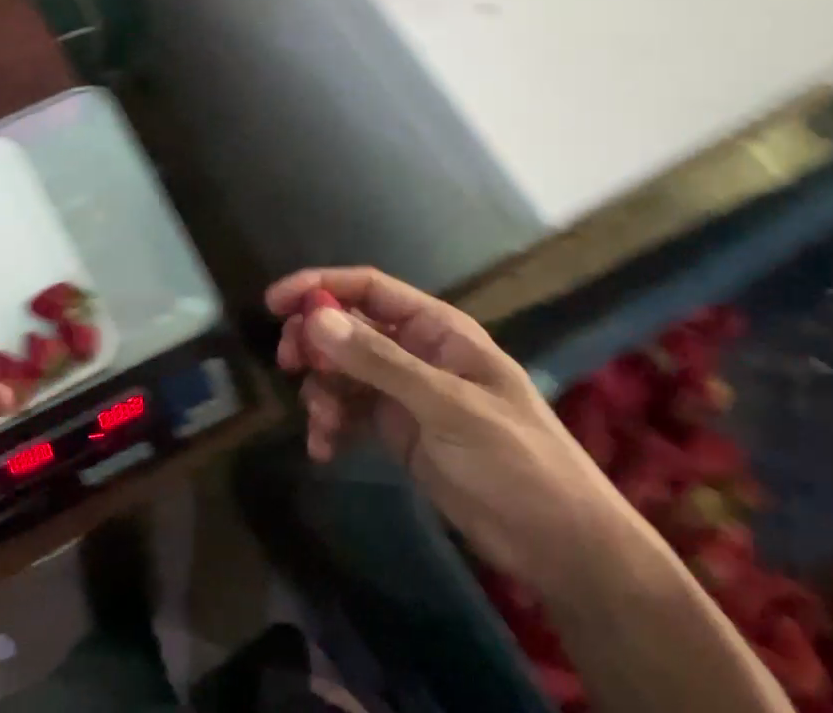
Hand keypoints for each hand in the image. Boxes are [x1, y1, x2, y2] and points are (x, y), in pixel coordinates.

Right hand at [267, 267, 635, 596]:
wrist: (558, 544)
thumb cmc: (516, 461)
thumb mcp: (446, 407)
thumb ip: (380, 363)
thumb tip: (315, 319)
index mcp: (439, 332)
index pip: (370, 290)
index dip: (320, 287)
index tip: (274, 303)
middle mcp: (418, 355)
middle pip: (349, 330)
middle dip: (315, 344)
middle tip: (289, 365)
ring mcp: (406, 396)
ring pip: (343, 374)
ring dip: (321, 392)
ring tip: (321, 424)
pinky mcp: (398, 434)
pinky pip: (350, 414)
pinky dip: (331, 426)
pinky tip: (324, 449)